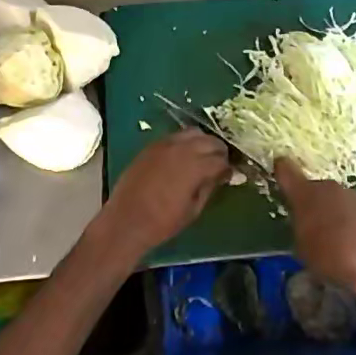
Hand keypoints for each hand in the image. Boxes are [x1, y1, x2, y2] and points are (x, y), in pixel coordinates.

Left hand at [98, 129, 231, 255]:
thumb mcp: (193, 209)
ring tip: (203, 157)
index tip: (229, 176)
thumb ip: (209, 187)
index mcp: (195, 166)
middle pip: (209, 140)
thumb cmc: (163, 222)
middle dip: (218, 151)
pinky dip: (184, 142)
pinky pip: (174, 137)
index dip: (228, 169)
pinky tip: (183, 156)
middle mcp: (181, 149)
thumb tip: (221, 176)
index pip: (220, 160)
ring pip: (192, 133)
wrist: (126, 220)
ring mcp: (164, 145)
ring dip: (202, 142)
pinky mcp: (151, 146)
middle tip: (220, 164)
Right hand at [277, 158, 355, 304]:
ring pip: (339, 201)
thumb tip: (303, 222)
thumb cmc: (330, 257)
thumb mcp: (301, 248)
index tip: (279, 168)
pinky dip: (354, 224)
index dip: (282, 170)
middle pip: (317, 190)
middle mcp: (331, 188)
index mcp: (307, 194)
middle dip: (312, 203)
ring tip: (335, 239)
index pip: (287, 172)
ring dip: (335, 213)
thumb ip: (299, 227)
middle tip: (310, 224)